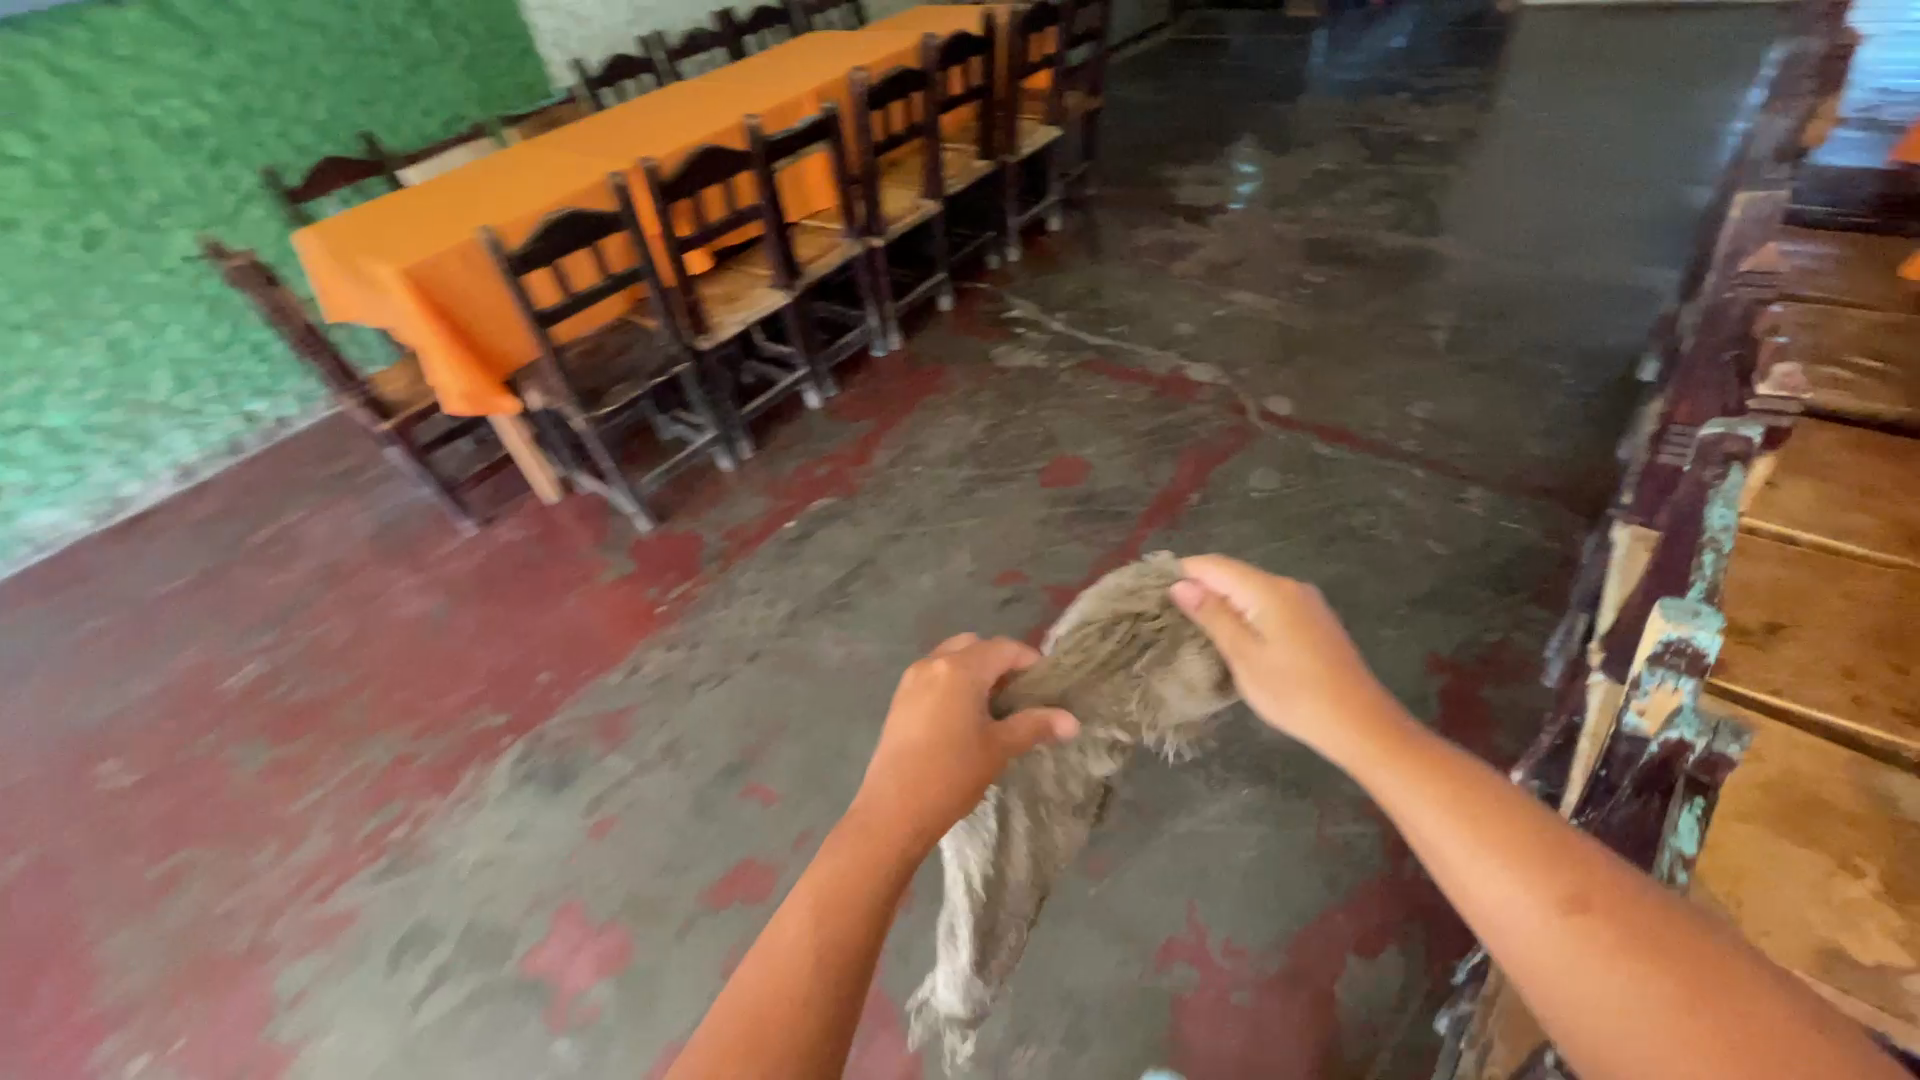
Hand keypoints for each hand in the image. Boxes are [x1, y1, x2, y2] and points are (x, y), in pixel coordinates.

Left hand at [849, 634, 1079, 853]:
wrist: (893, 809)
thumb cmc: (952, 774)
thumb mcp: (999, 748)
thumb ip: (1035, 726)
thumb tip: (1072, 722)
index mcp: (961, 669)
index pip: (1004, 648)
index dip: (1030, 661)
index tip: (1047, 686)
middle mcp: (933, 663)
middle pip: (975, 646)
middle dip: (1000, 662)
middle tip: (1019, 695)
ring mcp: (912, 679)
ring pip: (951, 658)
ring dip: (975, 671)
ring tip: (993, 707)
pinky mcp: (900, 699)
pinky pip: (934, 675)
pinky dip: (954, 683)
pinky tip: (964, 718)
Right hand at [1169, 554, 1398, 752]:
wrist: (1359, 723)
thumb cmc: (1294, 692)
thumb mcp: (1243, 656)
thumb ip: (1212, 616)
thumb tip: (1180, 584)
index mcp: (1269, 590)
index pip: (1214, 565)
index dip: (1181, 571)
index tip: (1151, 589)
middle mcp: (1289, 586)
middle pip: (1233, 575)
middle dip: (1200, 588)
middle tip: (1165, 612)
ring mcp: (1306, 603)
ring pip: (1251, 591)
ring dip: (1222, 602)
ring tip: (1191, 626)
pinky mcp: (1314, 622)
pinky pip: (1269, 605)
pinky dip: (1245, 613)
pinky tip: (1232, 636)